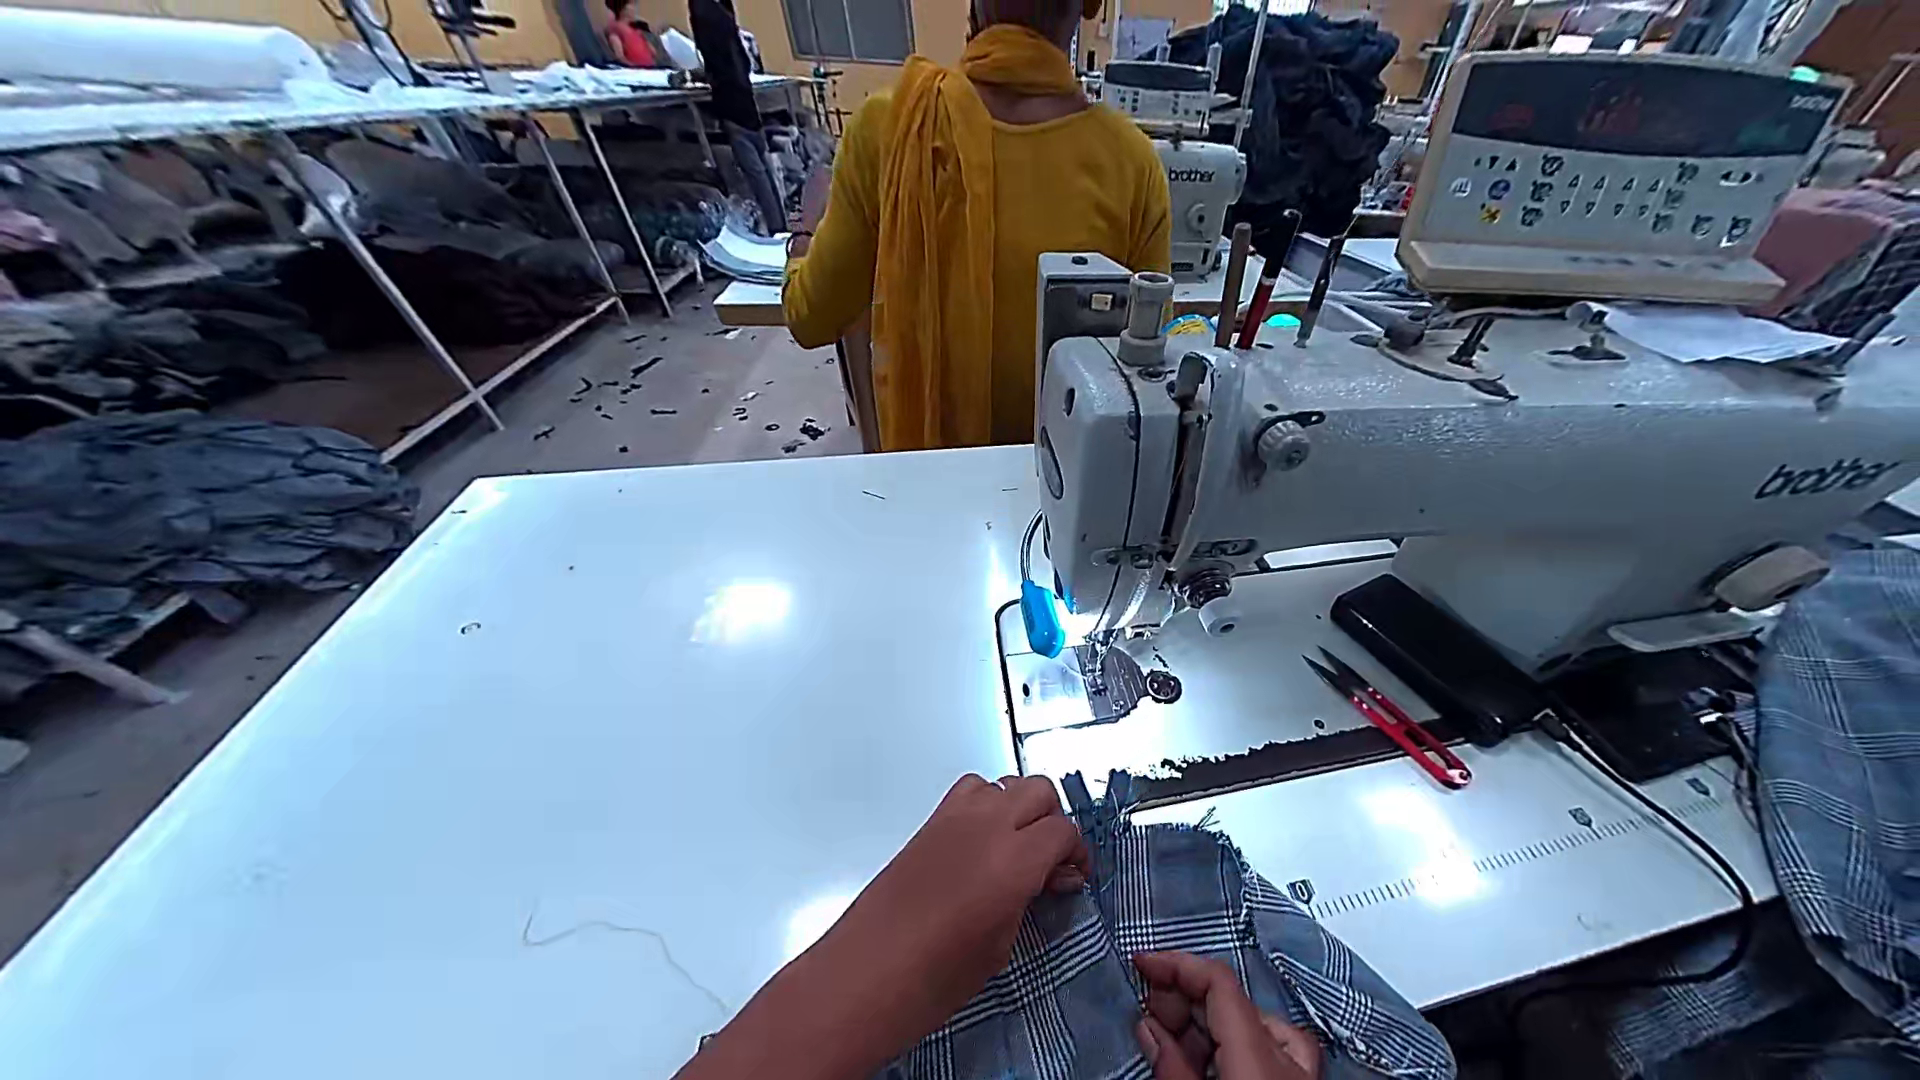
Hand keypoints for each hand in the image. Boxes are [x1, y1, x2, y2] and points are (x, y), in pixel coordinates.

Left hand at [810, 775, 1090, 1055]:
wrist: (867, 970)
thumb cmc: (935, 977)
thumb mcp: (1000, 946)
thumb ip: (1029, 898)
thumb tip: (1048, 877)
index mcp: (1013, 860)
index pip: (1063, 830)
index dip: (1076, 852)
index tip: (1073, 874)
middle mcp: (987, 824)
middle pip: (1039, 789)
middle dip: (1053, 819)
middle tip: (1051, 857)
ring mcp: (956, 815)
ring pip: (1004, 782)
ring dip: (1019, 806)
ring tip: (1017, 845)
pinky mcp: (931, 819)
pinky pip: (971, 790)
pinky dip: (986, 803)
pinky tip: (982, 839)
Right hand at [1132, 952, 1322, 1079]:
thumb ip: (1171, 1064)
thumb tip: (1148, 1026)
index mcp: (1263, 1056)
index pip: (1218, 980)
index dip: (1175, 963)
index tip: (1141, 963)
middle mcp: (1291, 1058)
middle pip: (1230, 999)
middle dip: (1182, 999)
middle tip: (1148, 1014)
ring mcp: (1304, 1075)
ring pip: (1247, 1023)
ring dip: (1202, 1026)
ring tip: (1169, 1046)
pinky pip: (1267, 1048)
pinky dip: (1229, 1045)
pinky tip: (1203, 1065)